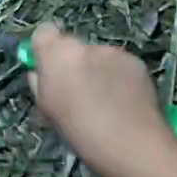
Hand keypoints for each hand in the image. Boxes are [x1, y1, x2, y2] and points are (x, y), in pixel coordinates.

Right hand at [28, 23, 176, 176]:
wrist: (132, 145)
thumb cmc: (79, 132)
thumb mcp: (47, 110)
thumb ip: (40, 83)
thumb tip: (40, 72)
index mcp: (56, 55)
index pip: (44, 31)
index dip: (45, 47)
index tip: (48, 68)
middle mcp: (84, 46)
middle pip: (72, 45)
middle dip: (72, 61)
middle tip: (77, 90)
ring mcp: (113, 52)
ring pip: (97, 56)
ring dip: (97, 70)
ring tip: (105, 101)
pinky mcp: (136, 61)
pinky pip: (119, 64)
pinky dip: (118, 77)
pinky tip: (124, 101)